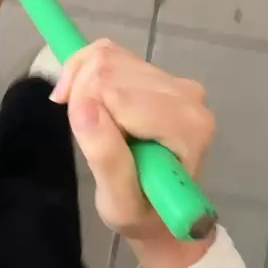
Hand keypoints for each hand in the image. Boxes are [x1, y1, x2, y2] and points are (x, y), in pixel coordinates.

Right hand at [51, 40, 217, 267]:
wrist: (163, 211)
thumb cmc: (143, 214)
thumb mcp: (119, 204)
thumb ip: (105, 157)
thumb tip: (83, 107)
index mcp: (186, 127)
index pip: (115, 89)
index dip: (84, 104)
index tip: (79, 133)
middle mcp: (188, 97)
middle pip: (111, 67)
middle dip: (83, 93)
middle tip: (83, 131)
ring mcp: (177, 82)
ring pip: (108, 56)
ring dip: (83, 83)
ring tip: (88, 120)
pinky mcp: (161, 75)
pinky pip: (112, 53)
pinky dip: (87, 70)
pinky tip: (87, 98)